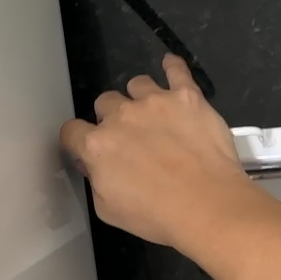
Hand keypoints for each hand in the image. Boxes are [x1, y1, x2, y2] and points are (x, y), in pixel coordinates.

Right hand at [59, 55, 262, 250]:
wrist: (208, 204)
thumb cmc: (157, 215)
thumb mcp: (109, 210)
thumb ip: (95, 180)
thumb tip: (94, 164)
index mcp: (97, 145)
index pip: (72, 131)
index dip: (78, 139)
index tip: (89, 147)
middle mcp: (122, 115)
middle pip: (105, 103)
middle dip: (113, 118)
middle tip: (132, 138)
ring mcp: (155, 101)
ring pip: (137, 85)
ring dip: (140, 98)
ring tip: (155, 114)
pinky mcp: (187, 95)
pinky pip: (176, 70)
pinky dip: (172, 66)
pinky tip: (170, 64)